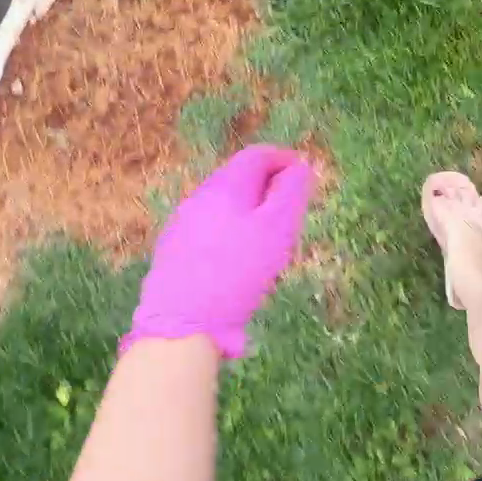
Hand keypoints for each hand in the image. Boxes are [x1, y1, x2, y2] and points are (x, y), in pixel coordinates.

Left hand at [121, 145, 316, 359]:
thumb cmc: (239, 270)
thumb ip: (292, 192)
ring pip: (226, 205)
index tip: (307, 176)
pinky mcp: (174, 251)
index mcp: (225, 187)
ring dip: (253, 211)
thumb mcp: (278, 228)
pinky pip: (212, 228)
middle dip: (271, 188)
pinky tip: (243, 261)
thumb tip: (302, 166)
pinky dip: (235, 231)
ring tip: (273, 240)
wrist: (183, 324)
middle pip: (240, 178)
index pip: (257, 155)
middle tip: (295, 212)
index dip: (286, 159)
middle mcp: (199, 198)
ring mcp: (182, 225)